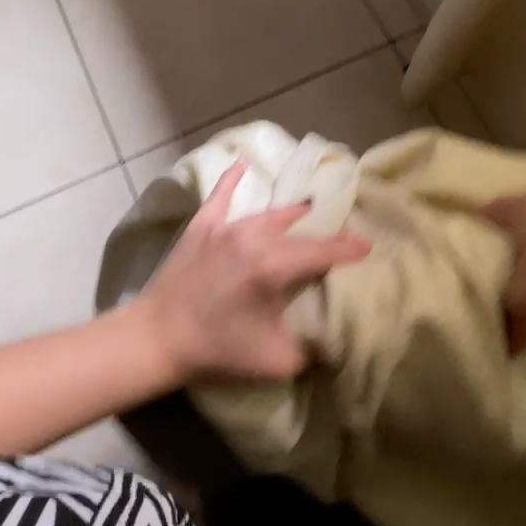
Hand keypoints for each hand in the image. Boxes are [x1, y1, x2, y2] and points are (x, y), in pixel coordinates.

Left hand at [132, 161, 370, 381]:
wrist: (157, 336)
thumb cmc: (217, 350)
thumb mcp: (275, 360)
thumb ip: (310, 349)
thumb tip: (328, 338)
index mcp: (273, 266)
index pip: (321, 251)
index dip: (348, 249)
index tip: (369, 246)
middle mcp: (252, 237)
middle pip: (298, 229)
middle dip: (325, 231)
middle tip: (344, 234)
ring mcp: (224, 228)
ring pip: (267, 214)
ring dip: (291, 214)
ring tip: (310, 210)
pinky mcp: (201, 227)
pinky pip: (220, 197)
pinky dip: (232, 180)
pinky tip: (240, 164)